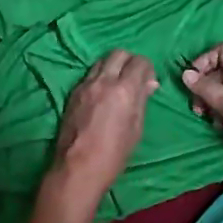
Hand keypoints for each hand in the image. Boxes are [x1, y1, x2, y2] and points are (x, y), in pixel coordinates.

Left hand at [46, 49, 156, 215]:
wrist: (78, 168)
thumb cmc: (114, 154)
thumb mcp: (136, 128)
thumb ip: (142, 100)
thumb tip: (149, 84)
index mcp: (124, 90)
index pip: (139, 62)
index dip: (147, 68)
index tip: (149, 81)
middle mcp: (104, 81)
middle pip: (119, 53)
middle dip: (130, 61)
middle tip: (134, 77)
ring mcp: (85, 85)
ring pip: (102, 61)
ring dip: (113, 66)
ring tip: (118, 84)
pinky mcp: (73, 93)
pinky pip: (90, 74)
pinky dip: (100, 76)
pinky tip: (103, 93)